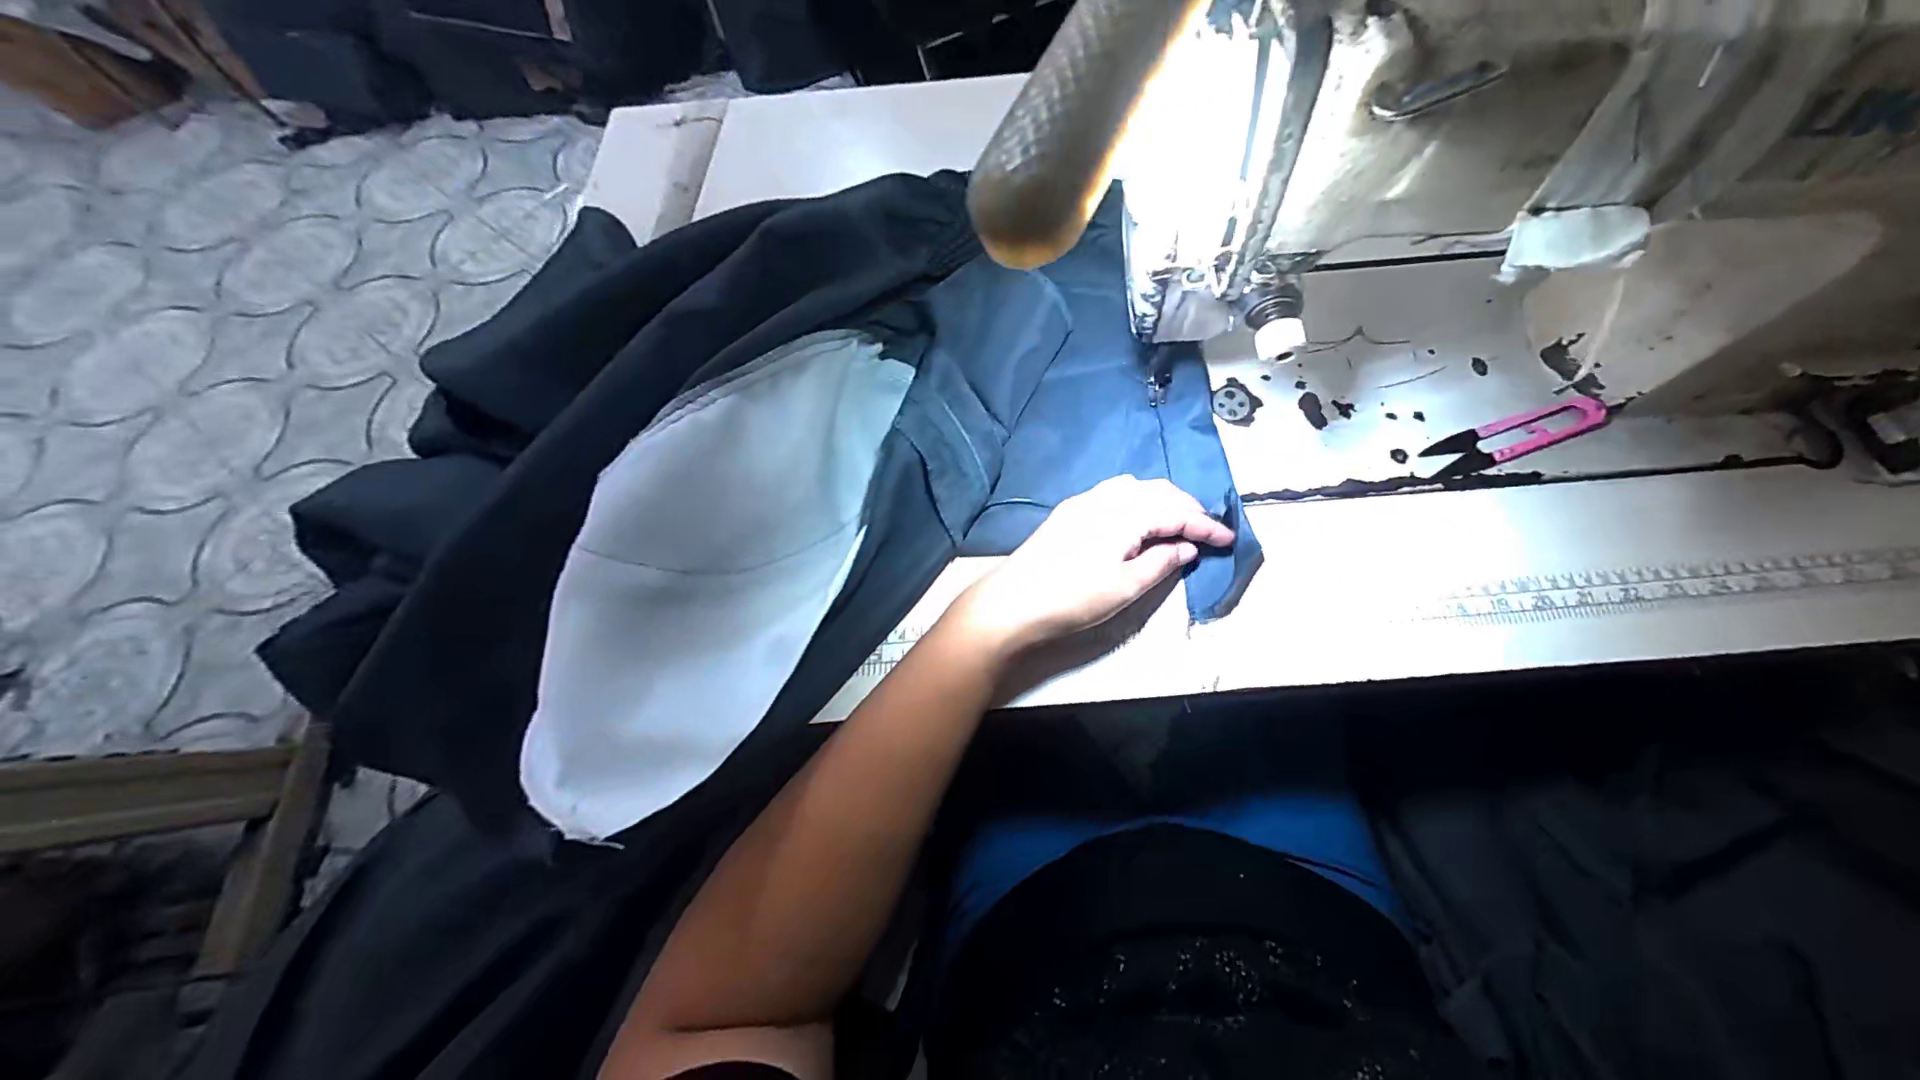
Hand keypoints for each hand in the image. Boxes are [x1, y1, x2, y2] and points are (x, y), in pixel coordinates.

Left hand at [948, 476, 1234, 656]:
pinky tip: (1137, 522)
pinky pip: (1112, 494)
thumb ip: (1161, 562)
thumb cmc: (1073, 598)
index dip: (1205, 524)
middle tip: (1205, 532)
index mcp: (1125, 513)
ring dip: (1160, 502)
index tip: (1228, 539)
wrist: (1013, 601)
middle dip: (1186, 507)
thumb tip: (1186, 547)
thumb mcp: (1126, 587)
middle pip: (1157, 492)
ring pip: (1134, 489)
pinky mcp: (1068, 512)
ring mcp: (1083, 502)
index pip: (1176, 510)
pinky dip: (1136, 502)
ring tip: (1175, 526)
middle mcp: (1105, 497)